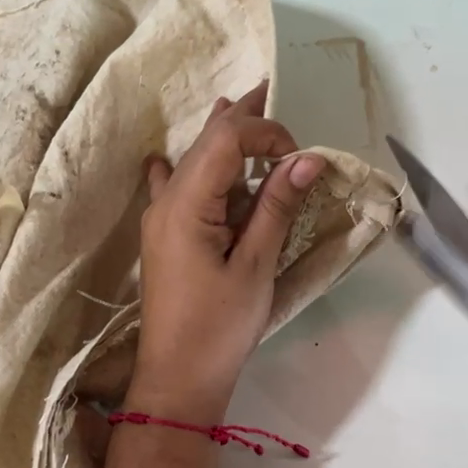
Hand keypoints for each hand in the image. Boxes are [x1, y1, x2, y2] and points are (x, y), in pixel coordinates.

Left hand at [128, 81, 323, 423]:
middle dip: (241, 120)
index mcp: (186, 205)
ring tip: (241, 105)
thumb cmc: (219, 328)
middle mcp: (166, 203)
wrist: (177, 378)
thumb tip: (307, 158)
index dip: (264, 134)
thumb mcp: (255, 267)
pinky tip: (176, 157)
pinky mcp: (165, 238)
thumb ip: (276, 207)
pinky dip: (195, 169)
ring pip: (192, 163)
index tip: (300, 157)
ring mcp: (160, 220)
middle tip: (268, 89)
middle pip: (205, 144)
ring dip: (221, 138)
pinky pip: (176, 188)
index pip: (225, 141)